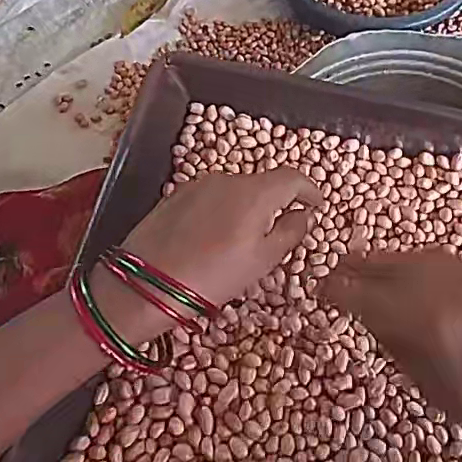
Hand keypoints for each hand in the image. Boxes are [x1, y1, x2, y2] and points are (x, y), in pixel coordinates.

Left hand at [99, 168, 323, 341]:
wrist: (145, 284)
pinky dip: (223, 210)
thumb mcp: (261, 262)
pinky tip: (215, 238)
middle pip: (263, 183)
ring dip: (248, 208)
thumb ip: (290, 232)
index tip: (316, 204)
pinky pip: (211, 197)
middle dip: (277, 203)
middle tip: (280, 230)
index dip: (309, 190)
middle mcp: (226, 179)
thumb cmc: (211, 278)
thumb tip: (304, 214)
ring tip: (243, 241)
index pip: (292, 178)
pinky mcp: (175, 195)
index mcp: (254, 193)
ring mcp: (198, 185)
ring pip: (235, 190)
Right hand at [321, 248, 461, 447]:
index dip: (333, 292)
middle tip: (330, 281)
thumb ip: (393, 343)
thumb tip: (367, 317)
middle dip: (349, 273)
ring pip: (401, 256)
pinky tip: (400, 275)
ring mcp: (459, 275)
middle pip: (377, 267)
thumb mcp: (427, 383)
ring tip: (359, 274)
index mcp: (421, 320)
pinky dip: (405, 264)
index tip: (316, 293)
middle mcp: (437, 287)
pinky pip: (427, 259)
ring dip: (376, 265)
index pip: (361, 295)